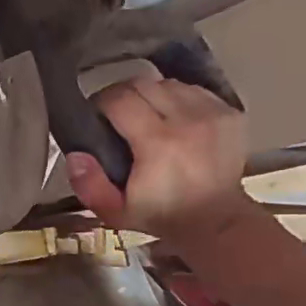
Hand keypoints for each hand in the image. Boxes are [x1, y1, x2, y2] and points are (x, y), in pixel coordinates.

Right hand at [65, 75, 261, 244]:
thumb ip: (90, 185)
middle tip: (117, 116)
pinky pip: (192, 90)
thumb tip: (76, 154)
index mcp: (157, 142)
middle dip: (123, 95)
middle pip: (142, 83)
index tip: (97, 117)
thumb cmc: (162, 215)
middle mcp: (187, 120)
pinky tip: (173, 118)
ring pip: (167, 83)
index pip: (119, 99)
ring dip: (151, 95)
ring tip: (146, 116)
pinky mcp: (229, 112)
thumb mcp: (116, 212)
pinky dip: (178, 99)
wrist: (216, 222)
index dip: (101, 103)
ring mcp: (211, 113)